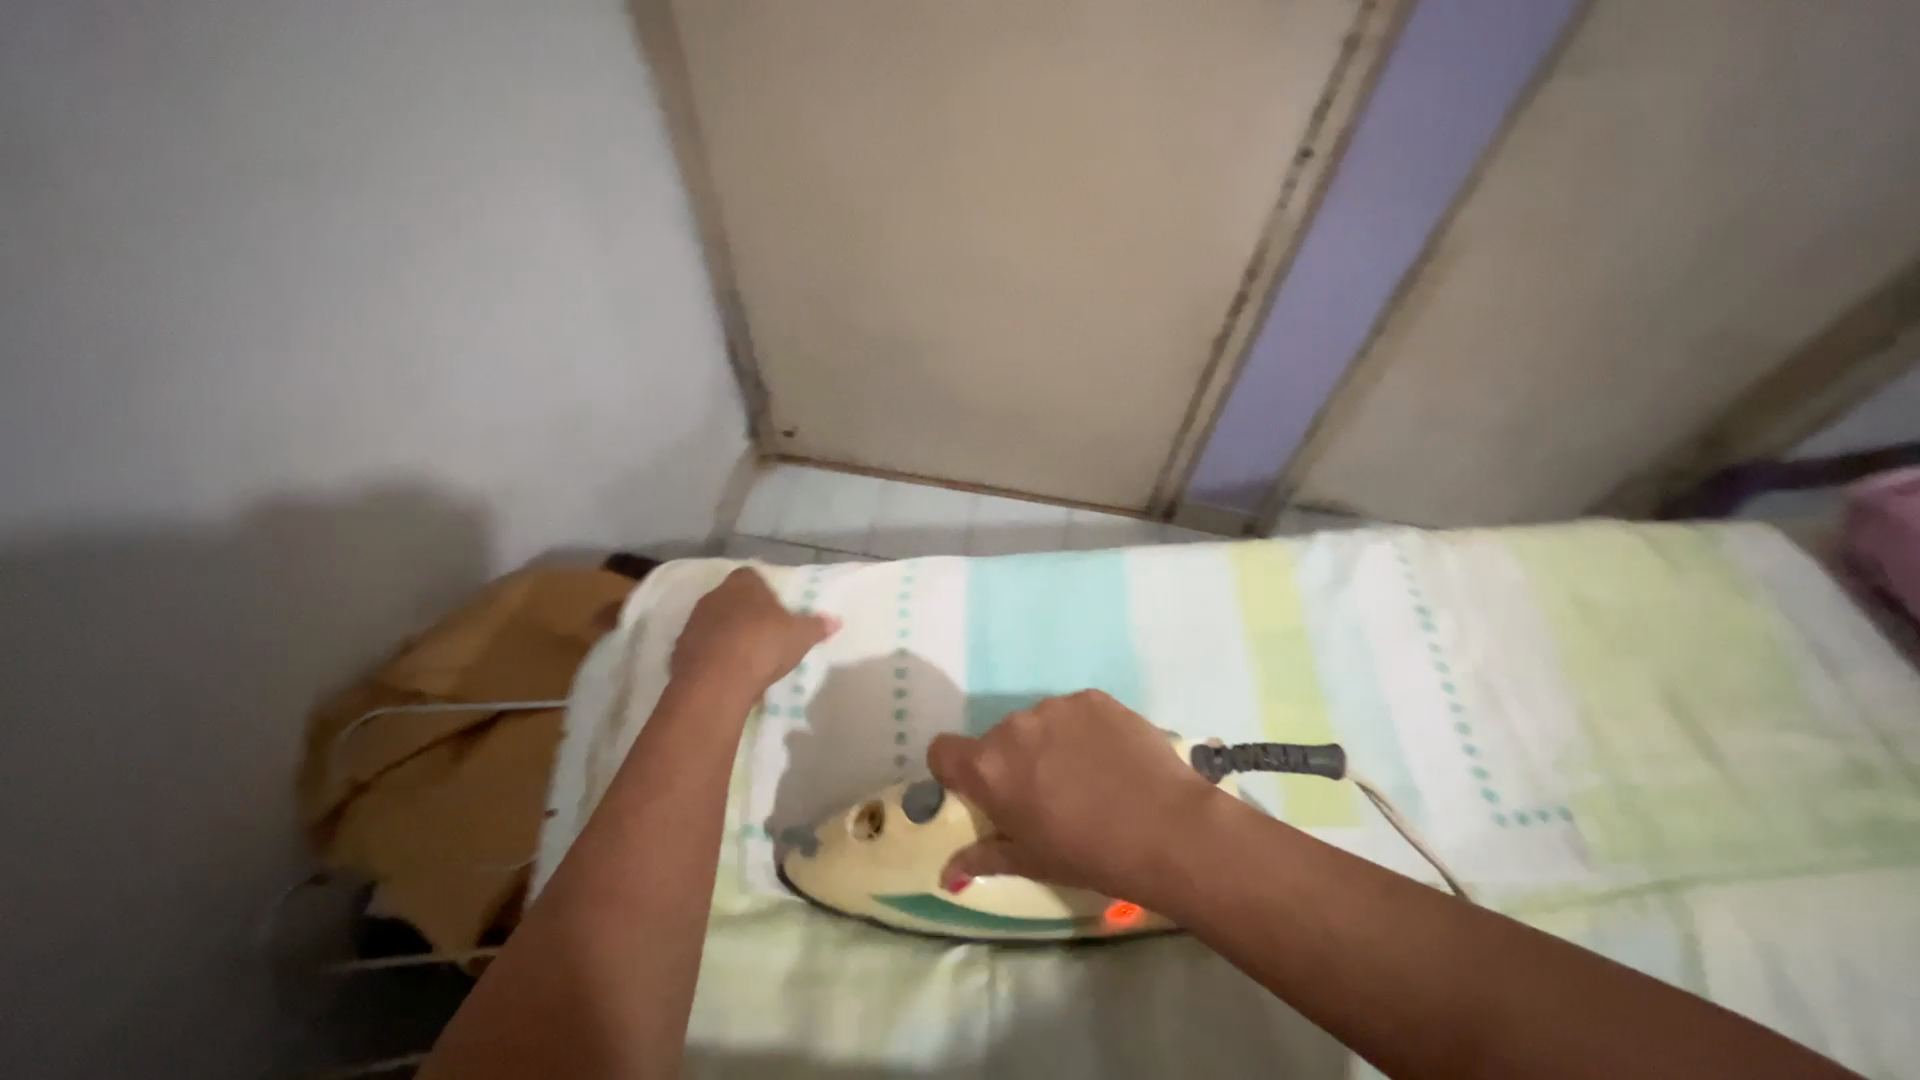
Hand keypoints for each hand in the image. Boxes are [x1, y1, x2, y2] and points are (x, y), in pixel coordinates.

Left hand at [671, 568, 838, 697]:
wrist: (716, 681)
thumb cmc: (763, 645)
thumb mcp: (800, 636)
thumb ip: (817, 626)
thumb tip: (836, 621)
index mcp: (743, 584)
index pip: (753, 577)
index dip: (765, 593)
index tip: (776, 612)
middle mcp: (714, 596)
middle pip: (732, 600)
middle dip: (746, 614)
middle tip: (764, 636)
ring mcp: (693, 622)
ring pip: (714, 624)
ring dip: (727, 636)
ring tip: (747, 658)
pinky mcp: (679, 650)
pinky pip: (701, 648)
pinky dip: (713, 657)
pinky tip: (728, 674)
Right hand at [925, 690, 1224, 906]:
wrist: (1165, 829)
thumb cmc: (1089, 854)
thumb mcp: (1032, 862)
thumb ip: (984, 858)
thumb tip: (948, 873)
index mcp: (988, 768)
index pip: (942, 751)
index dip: (956, 770)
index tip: (981, 791)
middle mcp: (1013, 727)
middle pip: (997, 739)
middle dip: (1013, 762)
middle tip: (1046, 794)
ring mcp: (1056, 707)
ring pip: (1038, 723)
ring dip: (1049, 744)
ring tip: (1087, 777)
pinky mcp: (1094, 698)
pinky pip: (1075, 713)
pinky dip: (1085, 731)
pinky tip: (1111, 760)